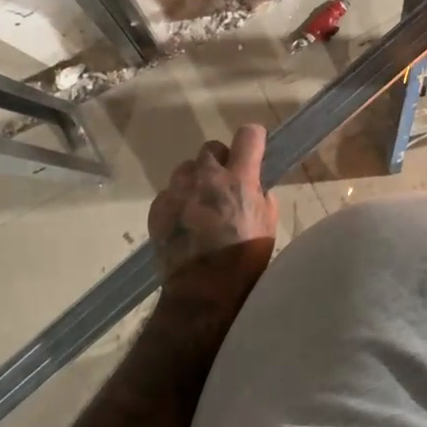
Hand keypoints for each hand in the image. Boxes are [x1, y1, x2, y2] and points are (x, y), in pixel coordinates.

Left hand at [146, 125, 278, 285]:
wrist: (203, 292)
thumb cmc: (244, 261)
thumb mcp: (268, 226)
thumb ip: (261, 199)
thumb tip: (254, 189)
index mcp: (239, 179)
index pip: (248, 134)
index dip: (253, 138)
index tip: (255, 148)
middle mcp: (207, 177)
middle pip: (212, 148)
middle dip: (220, 160)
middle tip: (225, 183)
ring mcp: (178, 191)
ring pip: (187, 168)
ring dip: (196, 179)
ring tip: (200, 203)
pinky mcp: (158, 208)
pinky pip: (169, 193)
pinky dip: (177, 202)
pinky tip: (183, 223)